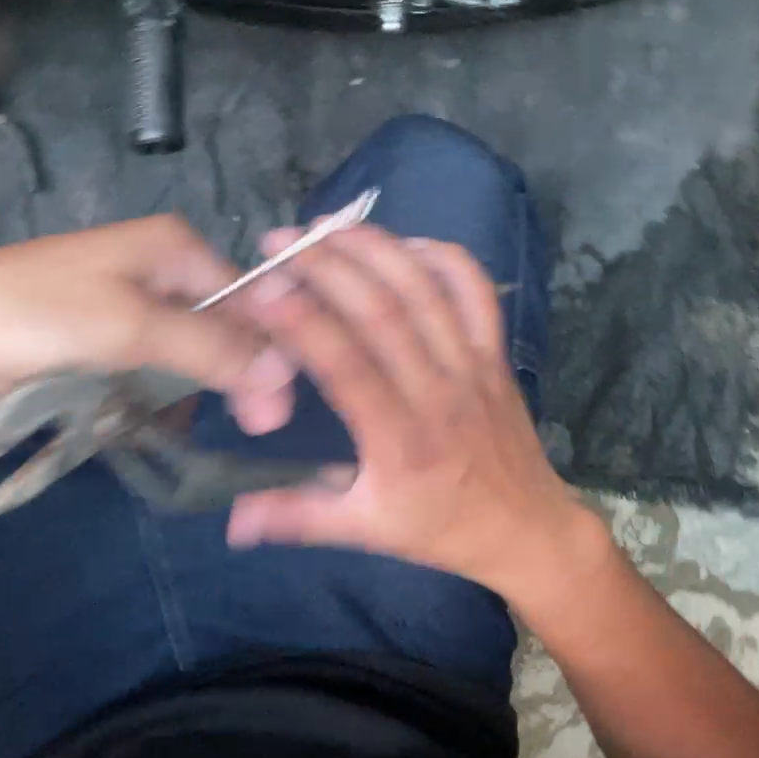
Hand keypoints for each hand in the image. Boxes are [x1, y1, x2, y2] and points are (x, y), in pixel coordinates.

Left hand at [0, 216, 296, 433]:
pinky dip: (156, 392)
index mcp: (172, 246)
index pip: (245, 298)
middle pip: (218, 325)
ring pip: (186, 350)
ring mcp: (127, 301)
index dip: (265, 352)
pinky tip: (153, 419)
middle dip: (229, 375)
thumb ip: (211, 348)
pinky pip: (150, 365)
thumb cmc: (36, 316)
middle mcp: (157, 266)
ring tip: (183, 426)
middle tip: (248, 428)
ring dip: (190, 389)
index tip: (271, 413)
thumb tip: (284, 372)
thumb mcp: (130, 328)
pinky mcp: (102, 333)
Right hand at [225, 225, 592, 594]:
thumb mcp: (366, 531)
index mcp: (400, 439)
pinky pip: (475, 291)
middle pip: (382, 312)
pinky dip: (443, 257)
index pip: (345, 365)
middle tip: (280, 240)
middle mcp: (438, 392)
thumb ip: (297, 517)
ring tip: (327, 225)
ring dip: (376, 249)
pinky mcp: (496, 353)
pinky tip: (402, 242)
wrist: (527, 532)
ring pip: (425, 291)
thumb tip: (231, 523)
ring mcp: (472, 366)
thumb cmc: (440, 529)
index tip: (260, 287)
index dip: (301, 321)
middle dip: (327, 266)